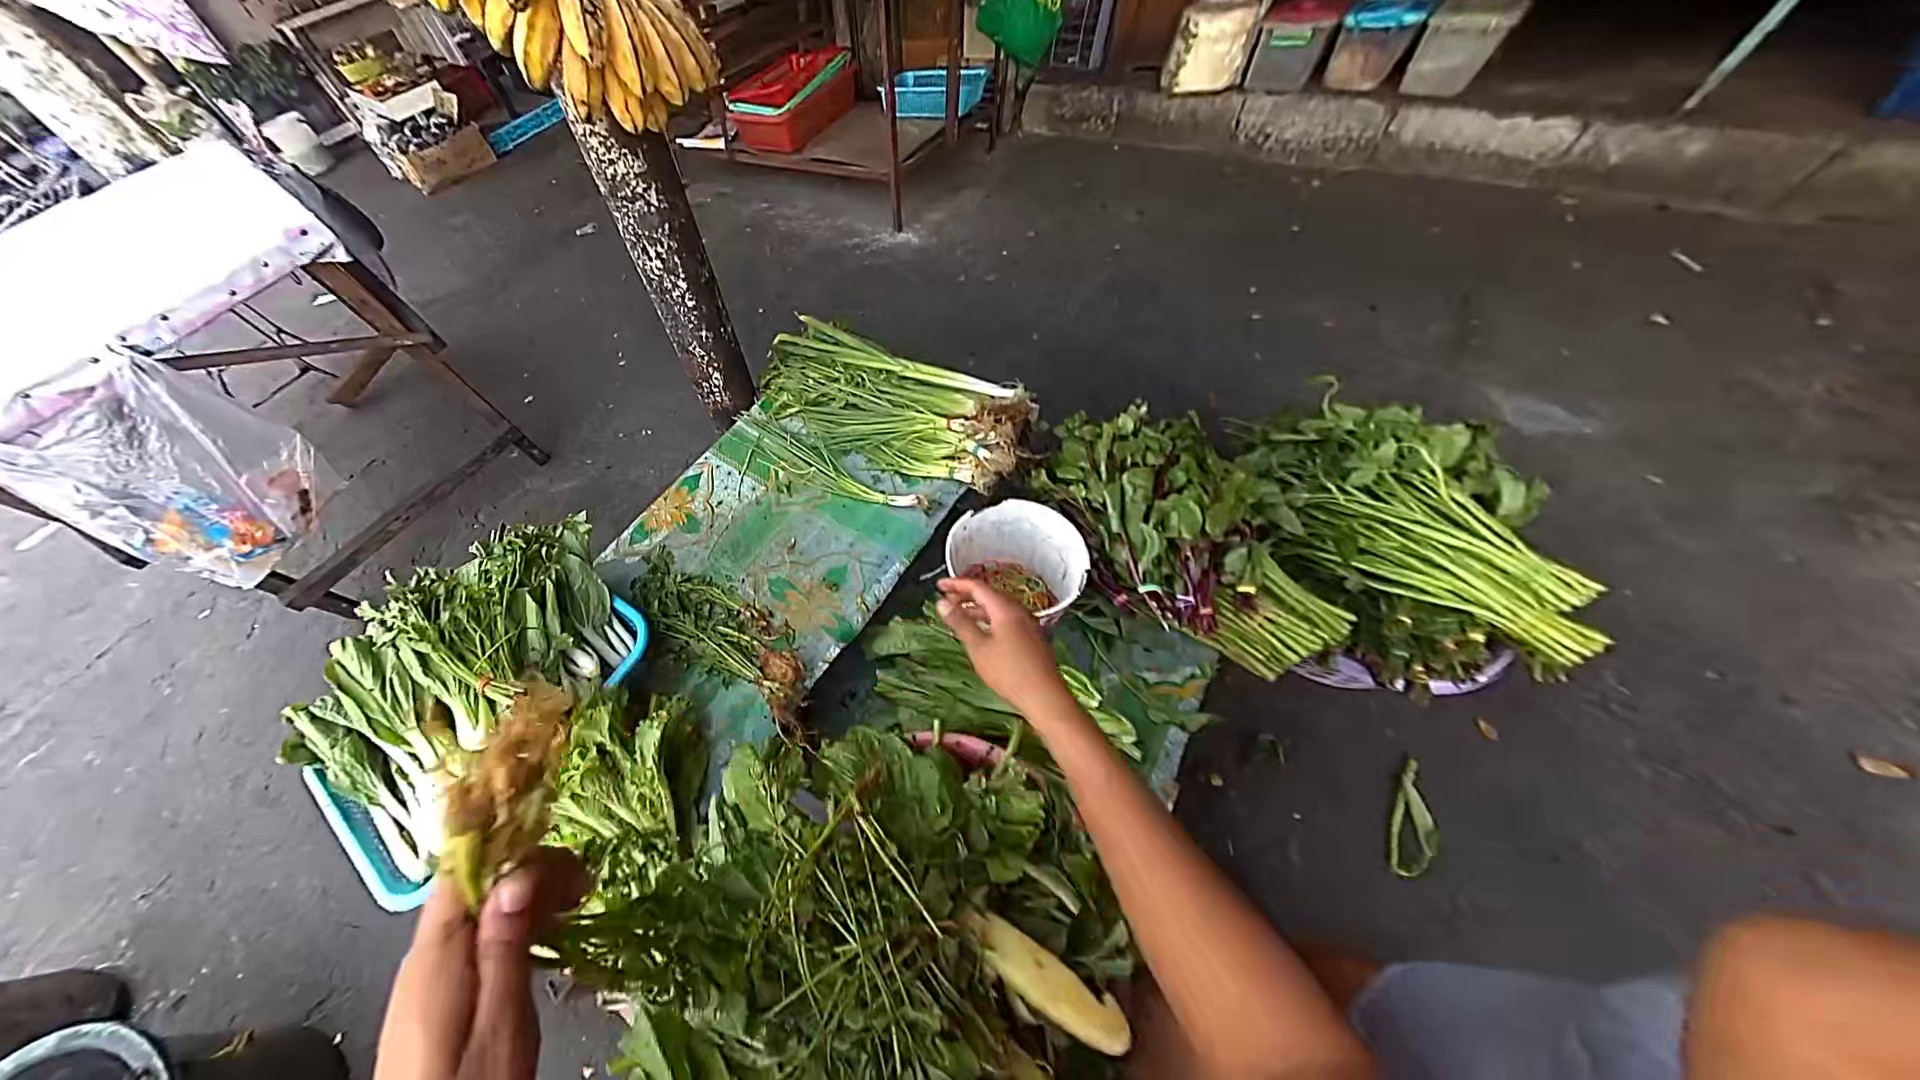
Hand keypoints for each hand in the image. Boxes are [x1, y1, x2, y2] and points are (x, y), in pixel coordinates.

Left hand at [374, 848, 586, 1079]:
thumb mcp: (499, 1020)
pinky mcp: (437, 987)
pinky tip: (545, 929)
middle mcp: (424, 954)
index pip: (465, 869)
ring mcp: (428, 971)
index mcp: (436, 954)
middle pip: (477, 881)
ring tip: (575, 902)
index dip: (516, 849)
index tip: (567, 859)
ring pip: (481, 903)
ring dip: (530, 892)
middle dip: (535, 870)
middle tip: (585, 886)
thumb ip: (504, 947)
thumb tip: (516, 878)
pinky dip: (516, 918)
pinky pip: (479, 930)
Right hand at [936, 577, 1073, 715]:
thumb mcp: (978, 647)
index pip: (978, 586)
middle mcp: (1018, 611)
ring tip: (958, 614)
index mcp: (1005, 609)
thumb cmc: (1009, 672)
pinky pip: (1005, 619)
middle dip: (966, 595)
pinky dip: (988, 619)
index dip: (956, 584)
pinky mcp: (1030, 636)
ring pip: (997, 608)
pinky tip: (980, 631)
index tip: (940, 585)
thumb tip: (942, 603)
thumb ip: (960, 622)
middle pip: (989, 595)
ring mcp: (1027, 623)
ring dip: (976, 608)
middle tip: (946, 599)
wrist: (1043, 695)